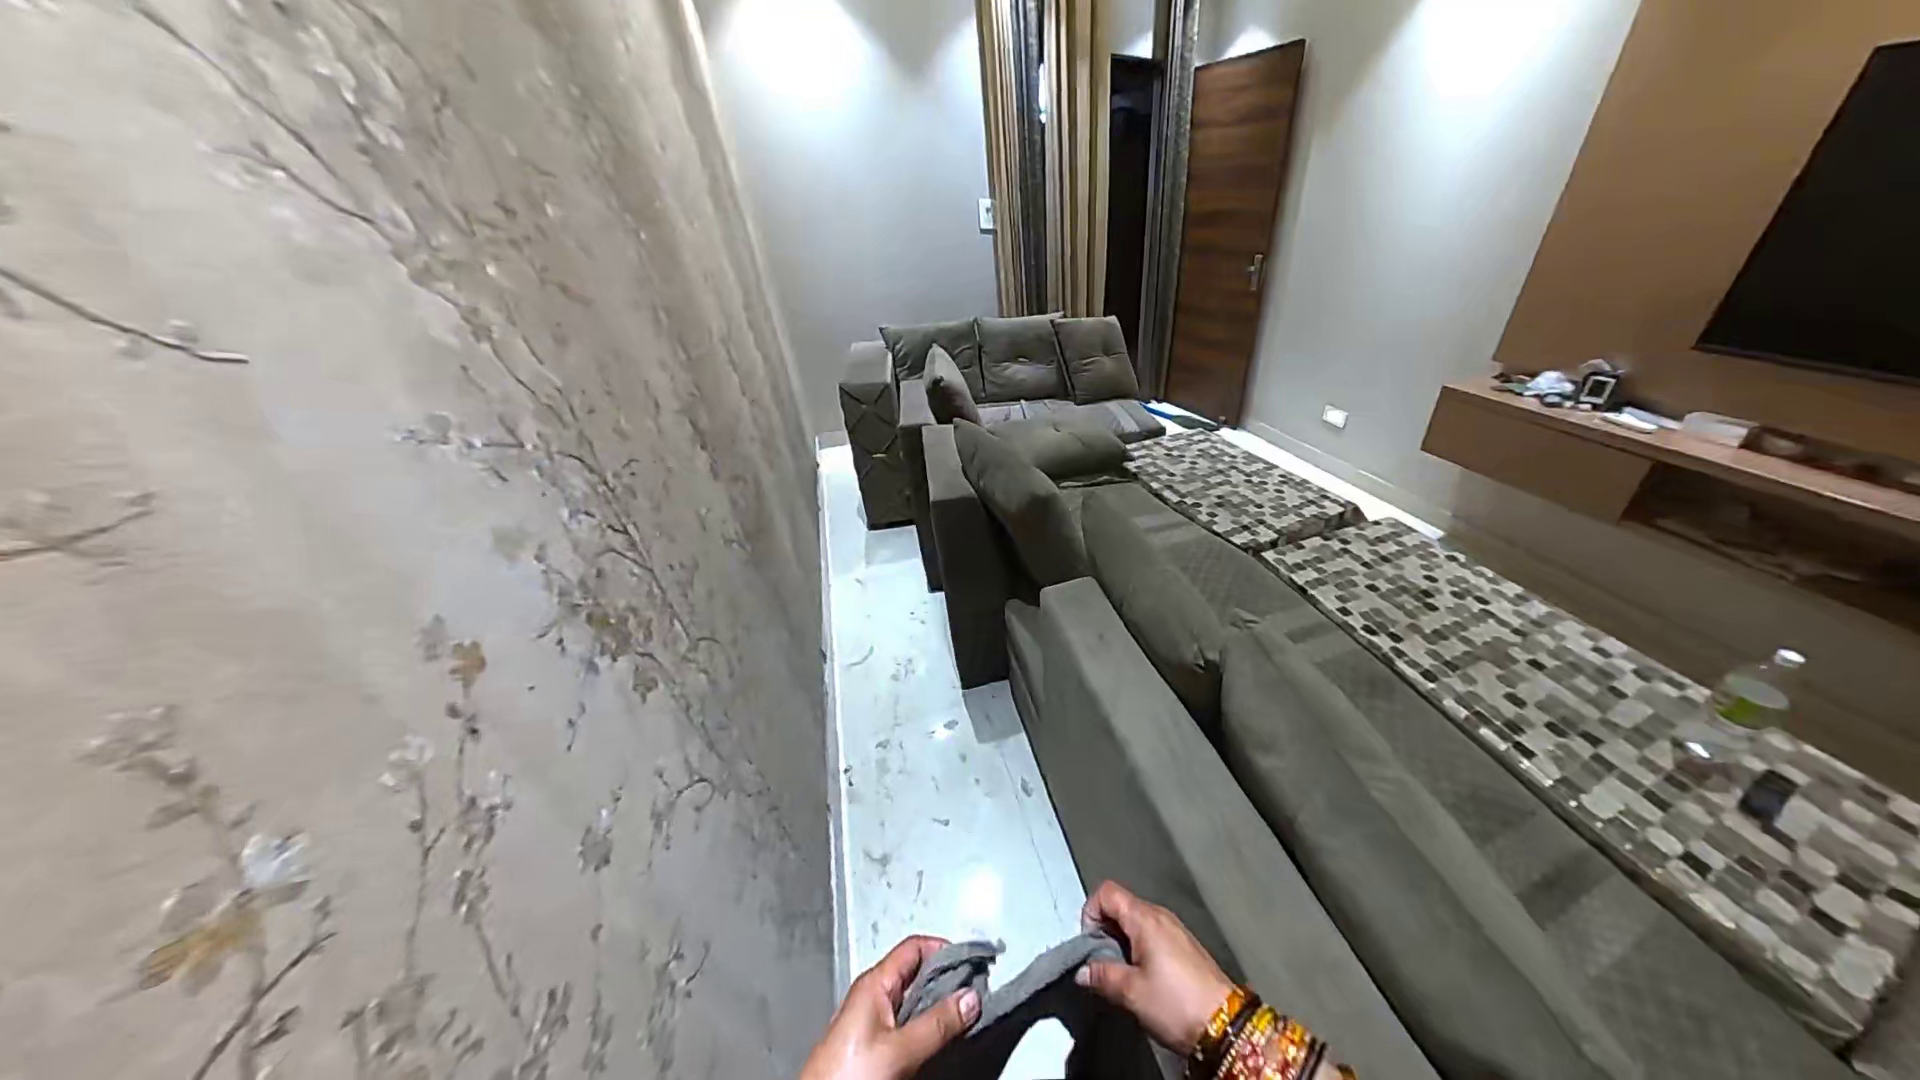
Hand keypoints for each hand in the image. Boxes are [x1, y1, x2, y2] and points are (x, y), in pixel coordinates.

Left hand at [799, 935, 980, 1079]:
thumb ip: (937, 1023)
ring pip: (913, 998)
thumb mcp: (899, 1050)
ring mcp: (872, 1019)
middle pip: (916, 972)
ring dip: (938, 1003)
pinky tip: (939, 1038)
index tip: (972, 963)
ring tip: (962, 1015)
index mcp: (875, 982)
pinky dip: (927, 1022)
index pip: (915, 947)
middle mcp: (873, 994)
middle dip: (946, 978)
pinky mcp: (873, 1044)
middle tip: (973, 991)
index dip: (944, 950)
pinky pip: (906, 1021)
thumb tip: (970, 998)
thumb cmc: (848, 1076)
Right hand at [1075, 880, 1235, 1055]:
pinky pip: (1152, 934)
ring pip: (1136, 921)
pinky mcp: (1185, 946)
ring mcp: (1175, 929)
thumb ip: (1102, 975)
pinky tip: (1144, 977)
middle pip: (1121, 905)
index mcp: (1145, 917)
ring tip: (1122, 974)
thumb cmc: (1176, 1003)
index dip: (1090, 912)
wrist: (1227, 1027)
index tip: (1090, 945)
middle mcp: (1160, 915)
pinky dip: (1139, 948)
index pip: (1107, 892)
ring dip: (1121, 941)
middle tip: (1103, 963)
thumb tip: (1082, 971)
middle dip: (1105, 930)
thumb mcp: (1132, 992)